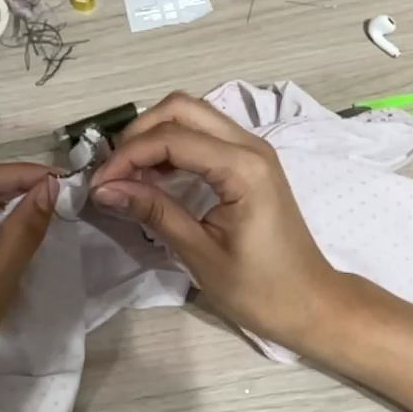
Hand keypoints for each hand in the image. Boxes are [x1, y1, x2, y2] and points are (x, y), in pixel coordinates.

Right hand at [89, 92, 351, 354]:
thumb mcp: (200, 255)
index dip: (128, 156)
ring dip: (155, 134)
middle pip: (181, 108)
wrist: (313, 304)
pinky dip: (172, 143)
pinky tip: (154, 174)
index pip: (171, 139)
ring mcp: (252, 148)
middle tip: (114, 171)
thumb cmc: (261, 290)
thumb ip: (154, 212)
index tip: (99, 184)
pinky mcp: (249, 159)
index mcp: (242, 168)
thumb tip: (105, 189)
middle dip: (139, 133)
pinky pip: (203, 132)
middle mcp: (249, 145)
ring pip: (191, 113)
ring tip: (128, 173)